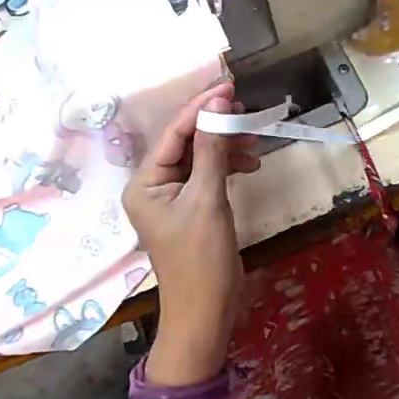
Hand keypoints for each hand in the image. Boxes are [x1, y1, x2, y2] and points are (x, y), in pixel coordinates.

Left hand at [121, 82, 259, 383]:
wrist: (207, 311)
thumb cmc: (201, 258)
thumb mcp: (207, 199)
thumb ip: (212, 149)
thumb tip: (218, 104)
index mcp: (144, 183)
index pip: (173, 134)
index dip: (201, 109)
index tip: (229, 87)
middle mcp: (153, 186)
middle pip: (186, 143)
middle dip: (216, 127)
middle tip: (245, 110)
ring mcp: (173, 198)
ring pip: (200, 158)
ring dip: (226, 147)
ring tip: (255, 139)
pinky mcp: (193, 209)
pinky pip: (208, 176)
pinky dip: (228, 167)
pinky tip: (251, 163)